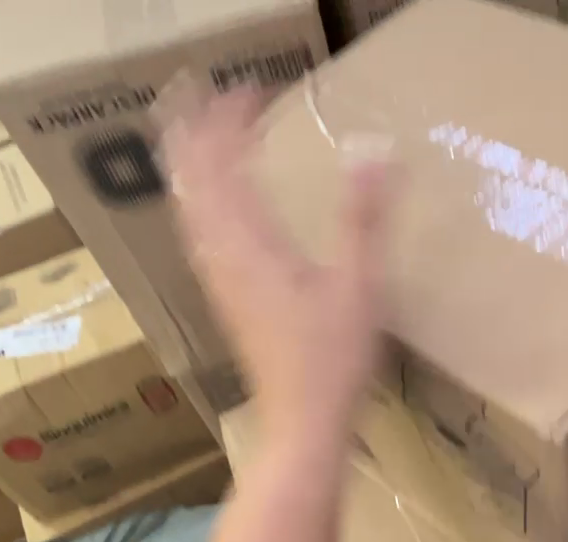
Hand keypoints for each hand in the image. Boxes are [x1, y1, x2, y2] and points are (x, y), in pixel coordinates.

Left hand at [162, 91, 394, 438]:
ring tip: (198, 141)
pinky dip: (199, 209)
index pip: (224, 164)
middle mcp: (224, 258)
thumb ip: (364, 219)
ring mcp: (221, 284)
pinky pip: (200, 241)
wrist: (301, 424)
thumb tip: (377, 153)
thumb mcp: (360, 287)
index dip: (231, 121)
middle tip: (205, 100)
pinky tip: (211, 214)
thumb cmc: (332, 361)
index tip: (250, 92)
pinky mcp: (228, 306)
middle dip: (195, 135)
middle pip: (193, 182)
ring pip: (190, 212)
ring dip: (191, 170)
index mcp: (252, 244)